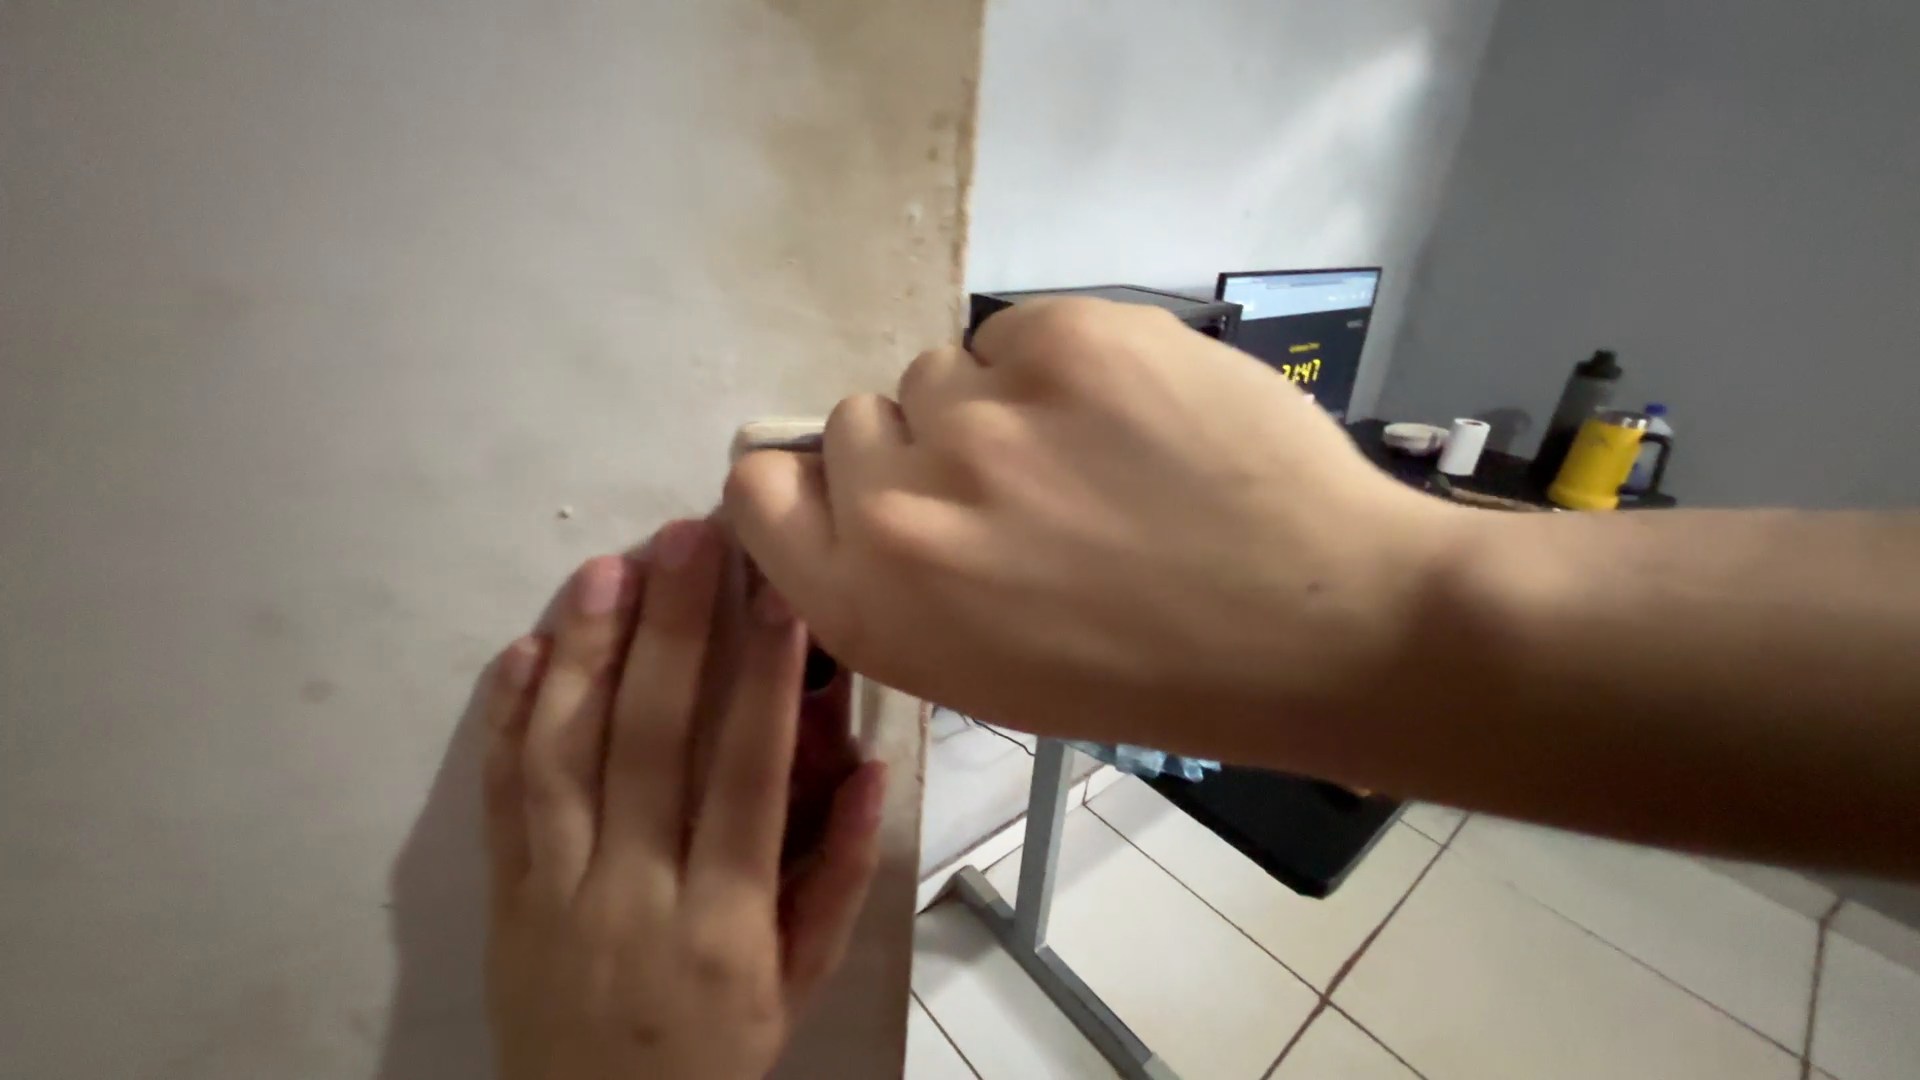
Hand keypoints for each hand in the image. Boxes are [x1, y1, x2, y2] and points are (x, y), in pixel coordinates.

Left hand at [479, 521, 888, 1079]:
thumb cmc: (722, 1055)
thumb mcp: (805, 982)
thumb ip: (843, 877)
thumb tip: (873, 769)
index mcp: (722, 918)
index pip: (747, 774)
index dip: (766, 679)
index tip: (780, 598)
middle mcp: (632, 890)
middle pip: (651, 740)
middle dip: (675, 629)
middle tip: (689, 539)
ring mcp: (554, 892)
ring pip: (566, 754)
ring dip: (588, 652)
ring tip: (608, 569)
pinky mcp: (503, 900)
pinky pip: (505, 800)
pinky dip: (510, 719)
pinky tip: (526, 649)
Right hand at [724, 298, 1458, 755]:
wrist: (1306, 629)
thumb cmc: (1134, 668)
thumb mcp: (974, 664)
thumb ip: (890, 574)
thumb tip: (857, 479)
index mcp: (873, 607)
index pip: (758, 491)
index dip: (806, 480)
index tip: (857, 482)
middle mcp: (902, 510)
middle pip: (856, 418)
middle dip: (920, 447)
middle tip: (1015, 490)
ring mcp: (984, 416)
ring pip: (941, 370)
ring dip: (992, 404)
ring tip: (1085, 458)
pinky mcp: (1070, 340)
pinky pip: (1017, 331)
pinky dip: (1059, 365)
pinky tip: (1128, 419)